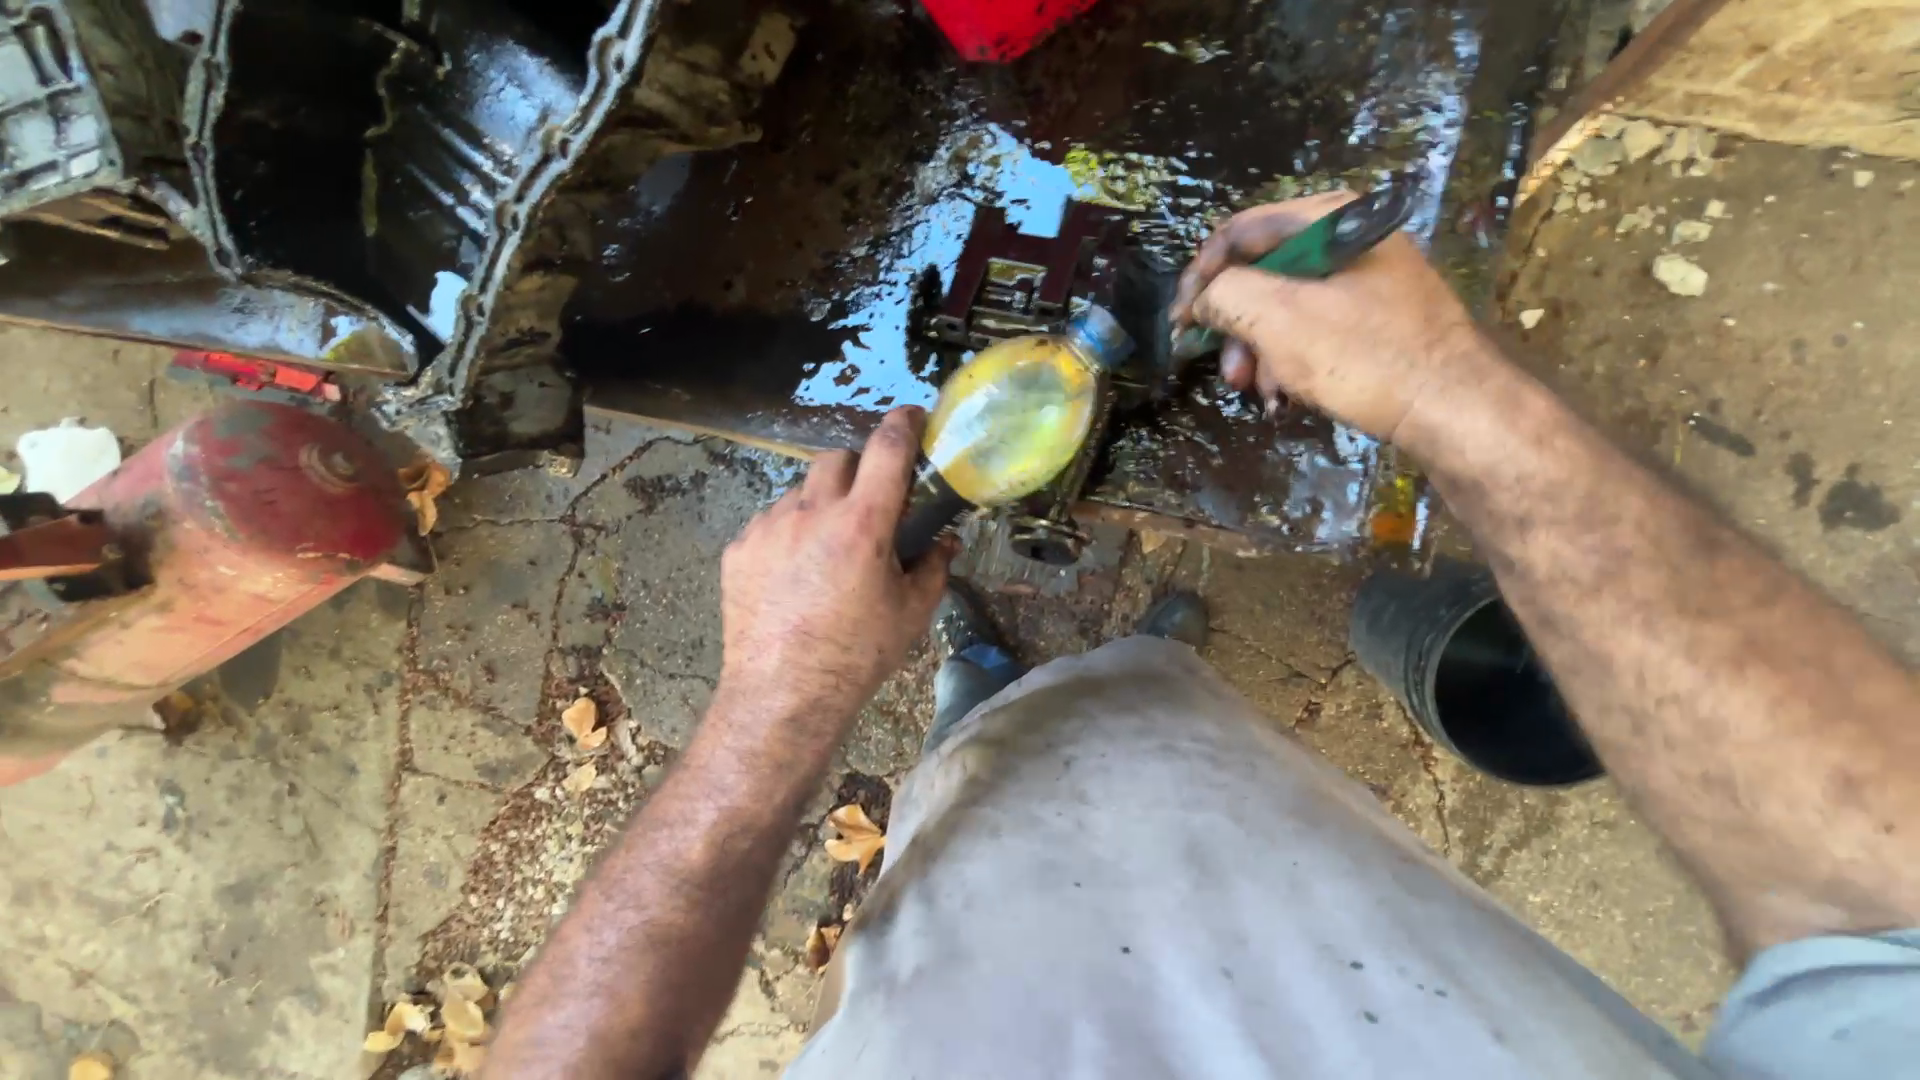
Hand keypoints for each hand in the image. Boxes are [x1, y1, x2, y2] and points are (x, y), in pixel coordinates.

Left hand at [715, 408, 954, 739]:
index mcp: (862, 524)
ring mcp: (768, 528)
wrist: (784, 694)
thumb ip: (934, 566)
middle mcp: (812, 514)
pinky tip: (793, 573)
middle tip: (867, 501)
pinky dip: (788, 533)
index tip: (912, 417)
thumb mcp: (911, 613)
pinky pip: (769, 522)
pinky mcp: (739, 548)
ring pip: (799, 491)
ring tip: (825, 549)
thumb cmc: (858, 654)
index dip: (903, 423)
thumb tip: (946, 540)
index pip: (887, 449)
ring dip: (819, 505)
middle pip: (836, 457)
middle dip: (857, 468)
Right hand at [1168, 192, 1489, 442]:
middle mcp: (1348, 238)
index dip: (1200, 276)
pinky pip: (1311, 326)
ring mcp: (1364, 278)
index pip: (1240, 232)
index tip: (1181, 321)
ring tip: (1256, 389)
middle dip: (1233, 324)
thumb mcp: (1279, 319)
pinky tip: (1286, 393)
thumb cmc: (1364, 356)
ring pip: (1283, 305)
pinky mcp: (1373, 316)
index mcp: (1331, 218)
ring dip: (1257, 349)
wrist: (1451, 407)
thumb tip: (1201, 299)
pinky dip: (1288, 358)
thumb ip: (1225, 294)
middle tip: (1223, 368)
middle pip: (1261, 272)